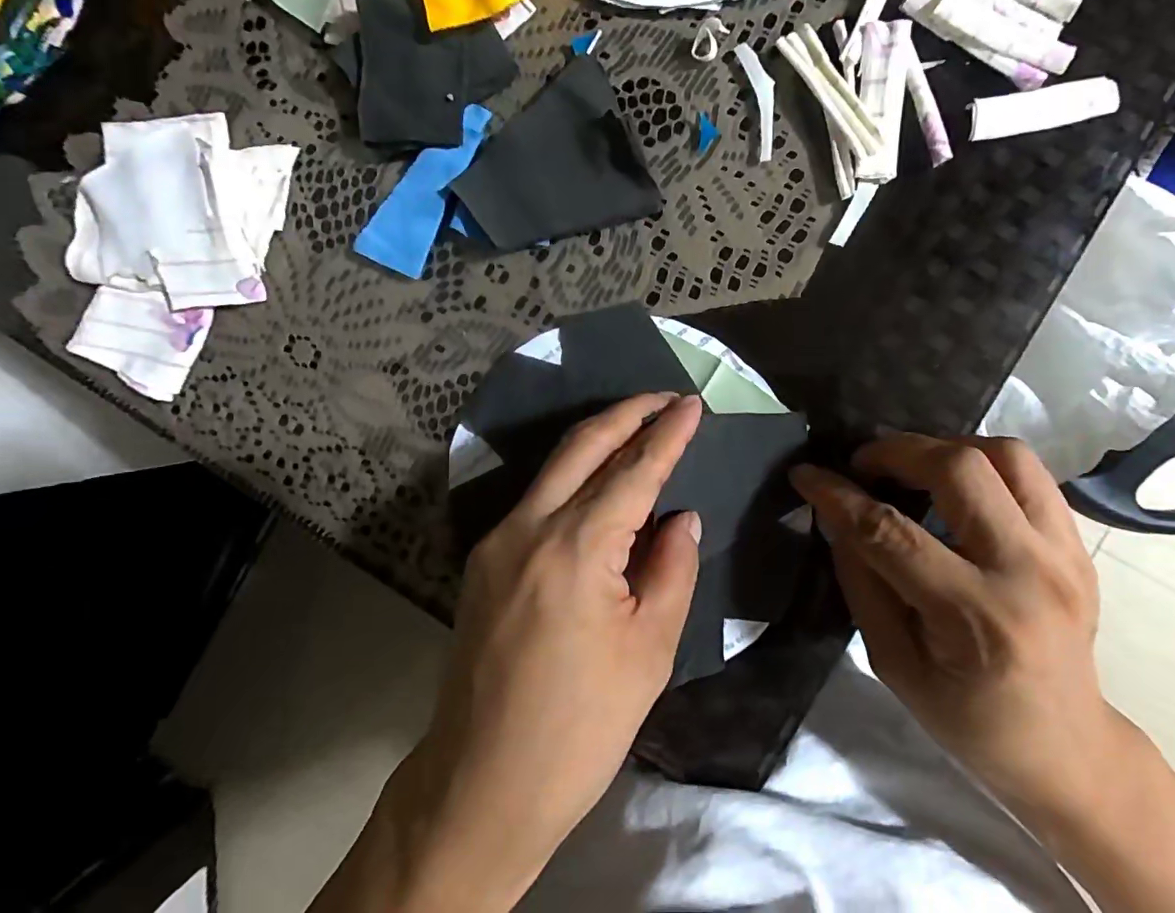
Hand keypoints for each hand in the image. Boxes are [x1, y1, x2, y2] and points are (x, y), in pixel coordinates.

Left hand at [311, 393, 703, 912]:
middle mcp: (526, 528)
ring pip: (552, 471)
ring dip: (596, 443)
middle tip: (664, 398)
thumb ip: (669, 569)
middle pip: (580, 448)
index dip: (665, 435)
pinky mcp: (482, 562)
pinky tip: (598, 489)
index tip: (691, 405)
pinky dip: (571, 484)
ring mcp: (495, 542)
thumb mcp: (649, 650)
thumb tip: (678, 516)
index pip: (631, 472)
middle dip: (624, 415)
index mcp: (574, 547)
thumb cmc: (582, 725)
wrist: (485, 776)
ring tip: (638, 429)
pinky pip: (535, 505)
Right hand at [789, 434, 1131, 826]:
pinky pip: (1029, 475)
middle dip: (895, 452)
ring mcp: (1065, 555)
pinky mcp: (1078, 547)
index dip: (838, 495)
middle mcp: (1029, 573)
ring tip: (909, 470)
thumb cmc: (965, 716)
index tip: (805, 475)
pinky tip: (951, 490)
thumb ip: (862, 581)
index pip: (891, 531)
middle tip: (861, 466)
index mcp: (975, 616)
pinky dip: (981, 466)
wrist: (1065, 748)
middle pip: (961, 469)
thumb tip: (837, 516)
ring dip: (944, 449)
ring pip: (1005, 455)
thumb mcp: (891, 661)